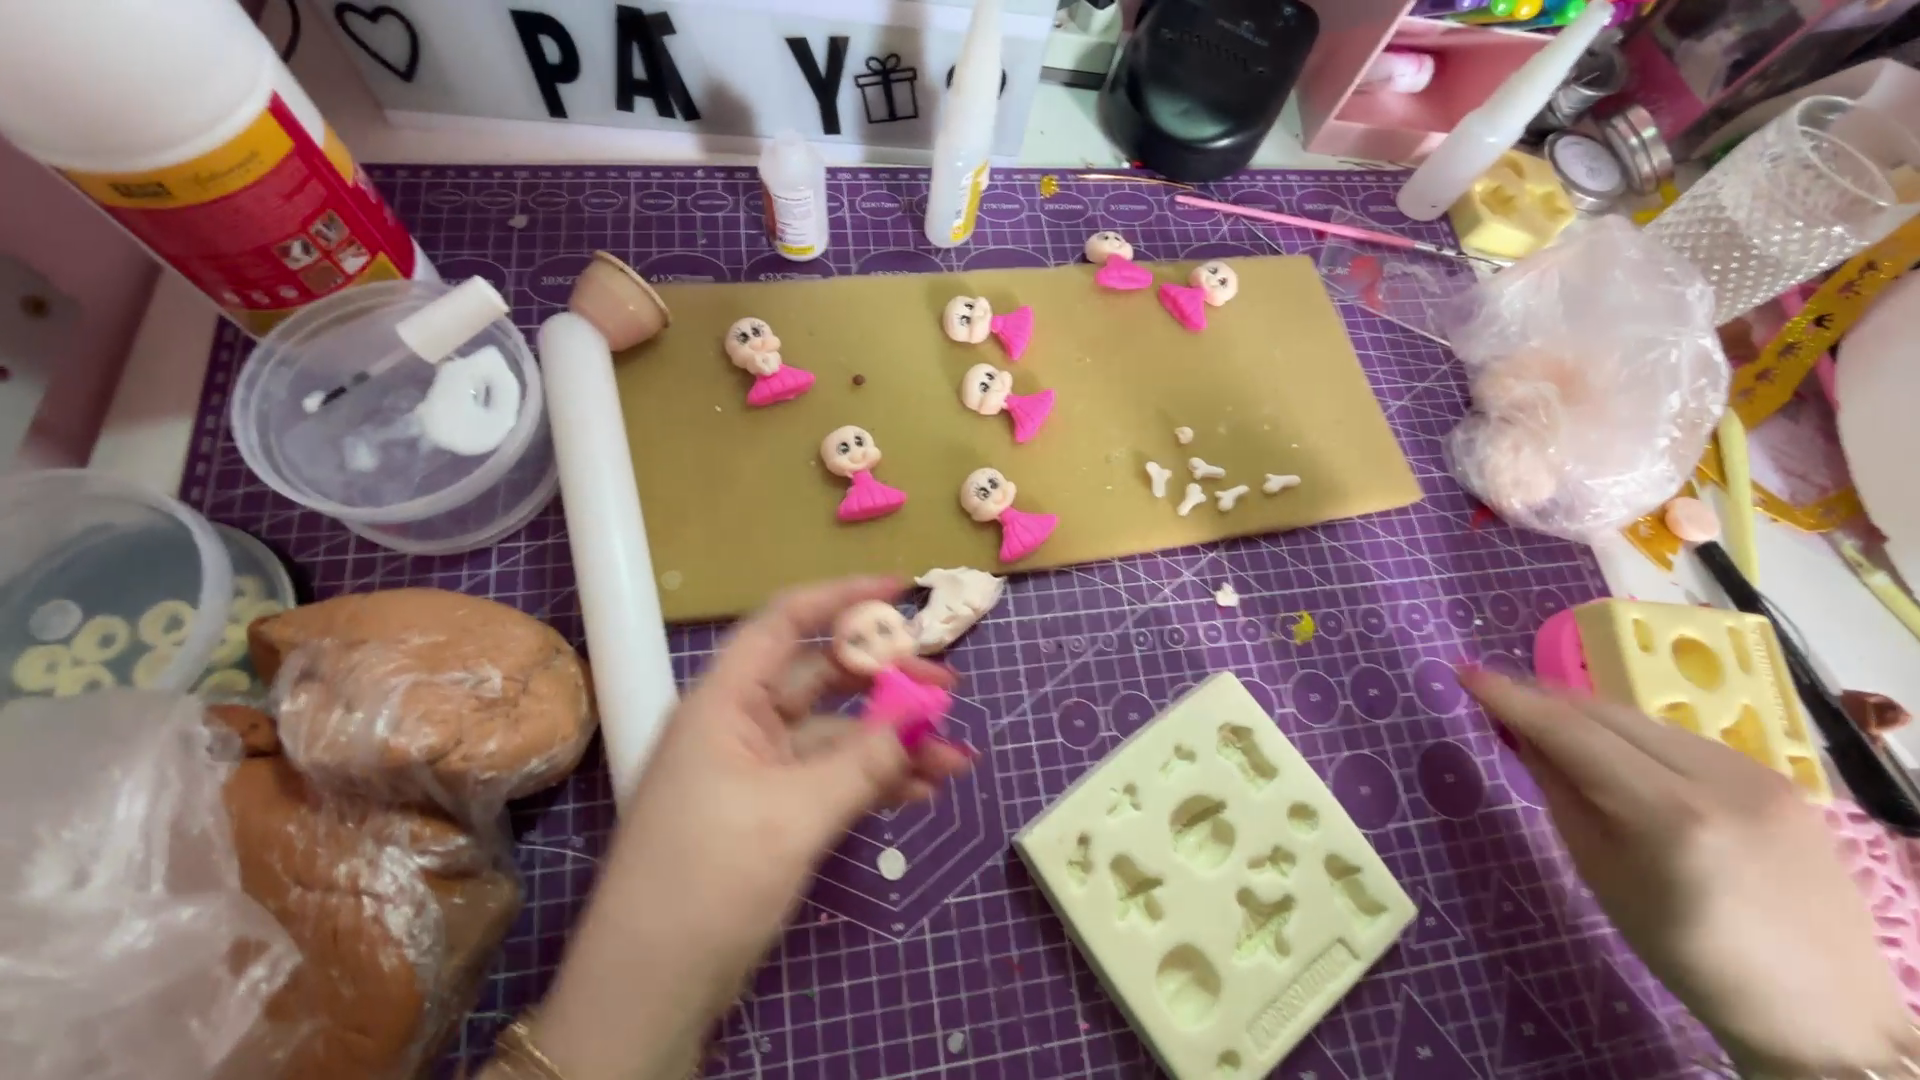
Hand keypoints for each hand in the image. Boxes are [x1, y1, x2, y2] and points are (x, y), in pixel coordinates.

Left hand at [527, 577, 971, 1079]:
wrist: (651, 987)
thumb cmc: (709, 879)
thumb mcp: (795, 814)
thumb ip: (866, 759)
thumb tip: (925, 713)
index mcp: (725, 702)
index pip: (785, 623)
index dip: (842, 599)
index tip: (901, 592)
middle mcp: (741, 725)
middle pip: (823, 680)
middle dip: (887, 683)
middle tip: (949, 690)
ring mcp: (758, 772)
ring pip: (837, 736)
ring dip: (893, 744)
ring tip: (956, 758)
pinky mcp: (773, 813)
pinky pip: (833, 780)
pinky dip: (875, 782)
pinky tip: (922, 792)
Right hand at [1461, 668, 1917, 1076]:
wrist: (1820, 1006)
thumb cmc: (1685, 953)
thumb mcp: (1599, 872)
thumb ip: (1559, 791)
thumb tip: (1518, 733)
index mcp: (1670, 816)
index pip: (1572, 732)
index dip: (1512, 698)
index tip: (1466, 673)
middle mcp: (1720, 779)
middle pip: (1607, 714)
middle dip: (1543, 698)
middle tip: (1492, 693)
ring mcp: (1758, 773)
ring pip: (1643, 721)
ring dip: (1585, 714)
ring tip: (1542, 721)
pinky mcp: (1778, 777)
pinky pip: (1680, 739)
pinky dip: (1631, 735)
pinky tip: (1610, 752)